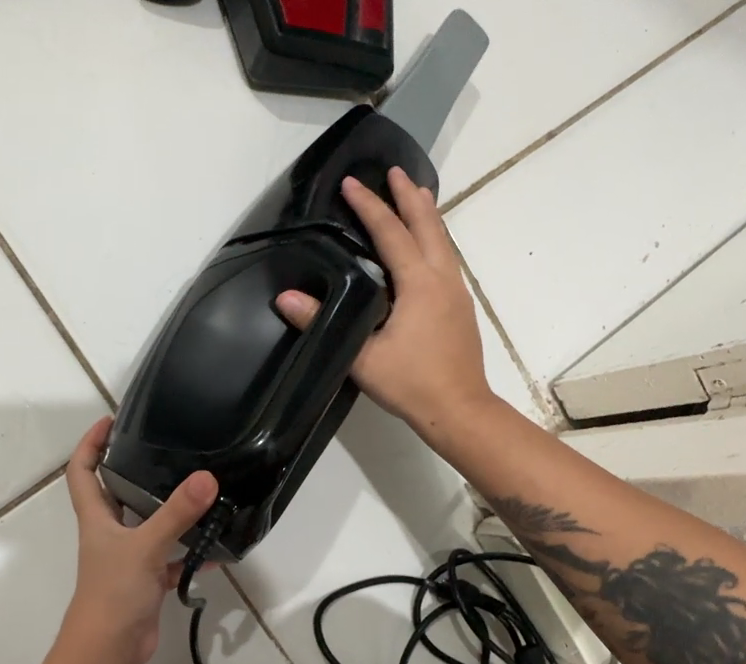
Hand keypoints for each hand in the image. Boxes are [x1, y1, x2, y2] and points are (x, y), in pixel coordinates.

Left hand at [60, 417, 218, 663]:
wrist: (108, 650)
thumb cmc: (112, 592)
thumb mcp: (145, 546)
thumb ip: (176, 513)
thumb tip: (207, 478)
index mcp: (96, 518)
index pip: (82, 471)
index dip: (91, 444)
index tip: (111, 421)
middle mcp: (109, 533)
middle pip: (117, 493)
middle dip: (134, 470)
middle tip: (167, 448)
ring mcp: (127, 559)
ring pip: (148, 526)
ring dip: (169, 511)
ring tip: (200, 489)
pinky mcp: (146, 582)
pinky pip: (170, 560)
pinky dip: (190, 554)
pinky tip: (216, 549)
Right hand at [276, 168, 494, 428]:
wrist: (458, 409)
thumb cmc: (410, 383)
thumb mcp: (362, 356)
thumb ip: (323, 323)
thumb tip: (286, 299)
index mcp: (419, 284)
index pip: (391, 234)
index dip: (370, 207)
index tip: (352, 183)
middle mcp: (442, 279)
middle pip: (427, 226)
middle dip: (409, 197)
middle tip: (395, 172)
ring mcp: (456, 293)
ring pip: (443, 241)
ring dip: (427, 215)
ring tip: (418, 195)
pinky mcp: (460, 309)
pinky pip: (446, 259)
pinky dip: (435, 239)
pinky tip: (428, 248)